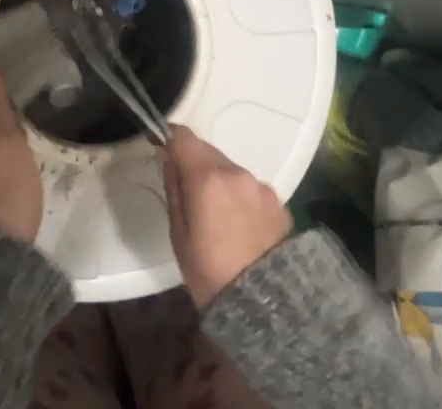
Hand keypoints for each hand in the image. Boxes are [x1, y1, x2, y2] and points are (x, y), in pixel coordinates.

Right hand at [164, 125, 292, 308]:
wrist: (268, 305)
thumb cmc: (210, 272)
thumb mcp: (178, 234)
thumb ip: (174, 189)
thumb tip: (171, 161)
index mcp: (207, 177)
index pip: (183, 136)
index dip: (170, 139)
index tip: (162, 149)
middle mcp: (236, 172)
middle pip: (208, 153)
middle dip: (196, 165)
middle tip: (190, 195)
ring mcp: (261, 187)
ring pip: (231, 171)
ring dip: (220, 183)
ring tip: (218, 218)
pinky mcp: (279, 203)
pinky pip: (250, 190)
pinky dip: (240, 198)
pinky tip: (240, 228)